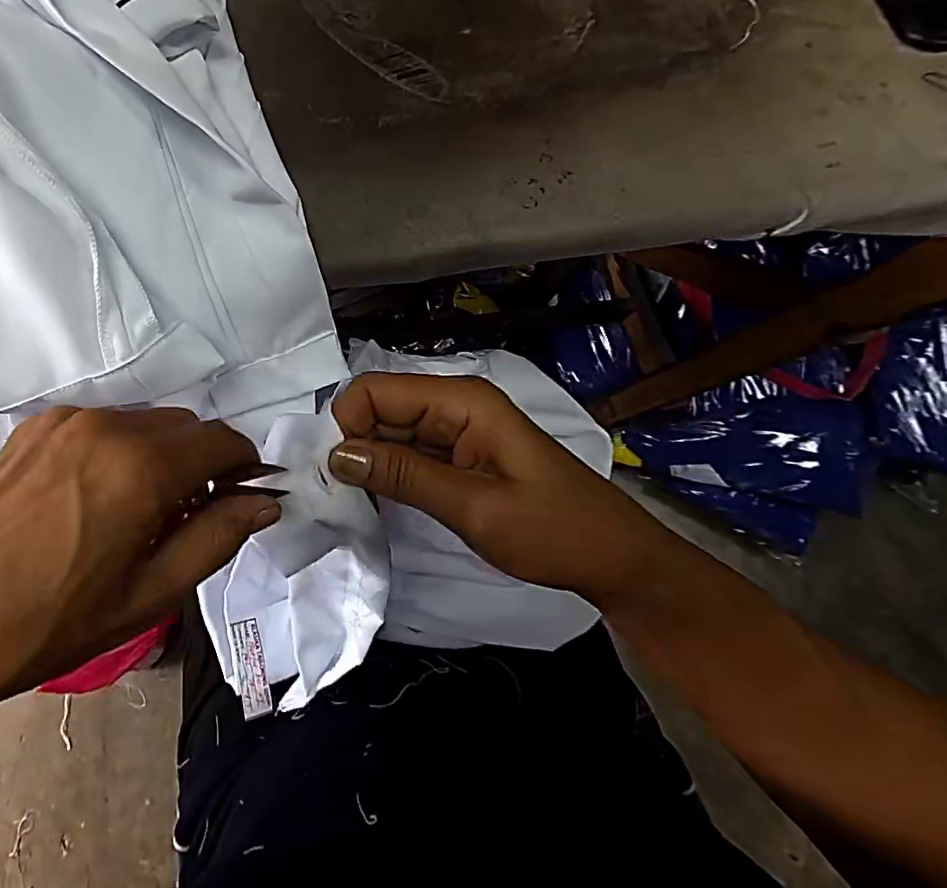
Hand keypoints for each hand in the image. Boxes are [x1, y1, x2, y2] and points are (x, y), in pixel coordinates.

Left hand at [0, 406, 279, 739]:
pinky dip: (123, 449)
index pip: (225, 441)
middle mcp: (106, 426)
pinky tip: (98, 497)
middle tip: (189, 517)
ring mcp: (65, 422)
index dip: (245, 468)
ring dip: (165, 455)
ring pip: (149, 423)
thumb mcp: (152, 592)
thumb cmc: (53, 623)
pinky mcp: (35, 429)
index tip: (243, 499)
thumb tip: (267, 501)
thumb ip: (220, 536)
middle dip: (204, 463)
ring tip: (140, 511)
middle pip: (189, 428)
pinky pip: (106, 425)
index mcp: (141, 466)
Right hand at [325, 372, 675, 604]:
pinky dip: (392, 477)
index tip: (334, 476)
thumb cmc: (553, 529)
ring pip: (391, 435)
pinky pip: (412, 457)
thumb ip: (405, 476)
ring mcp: (460, 432)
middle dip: (353, 447)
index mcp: (463, 401)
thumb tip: (337, 454)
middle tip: (337, 499)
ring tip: (356, 507)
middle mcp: (457, 406)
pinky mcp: (462, 458)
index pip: (376, 390)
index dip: (347, 425)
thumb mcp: (475, 506)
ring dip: (370, 465)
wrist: (611, 556)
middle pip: (381, 409)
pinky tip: (382, 506)